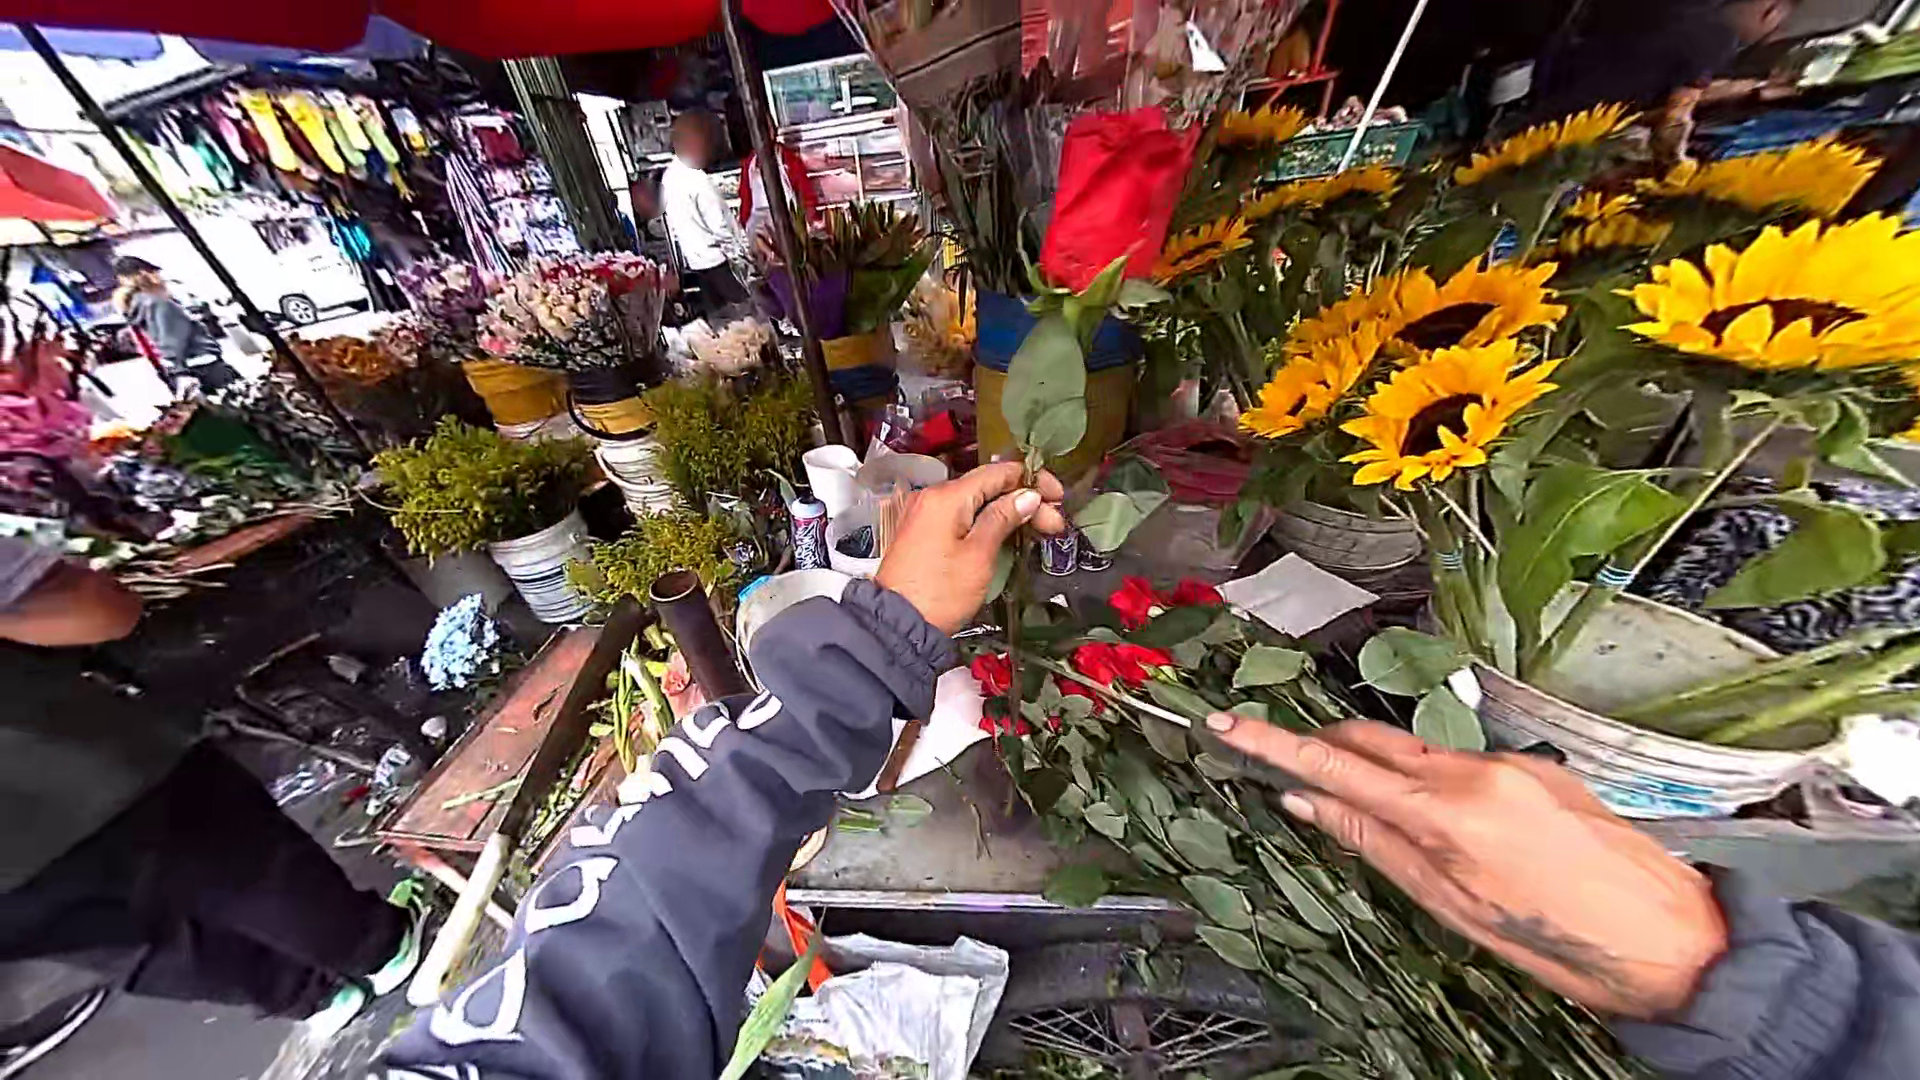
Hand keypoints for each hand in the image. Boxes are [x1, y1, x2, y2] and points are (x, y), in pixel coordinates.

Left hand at [874, 461, 1066, 633]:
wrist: (897, 625)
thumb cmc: (939, 593)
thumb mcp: (979, 555)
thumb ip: (1003, 519)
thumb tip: (1027, 496)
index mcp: (946, 497)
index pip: (997, 472)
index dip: (1031, 480)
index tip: (1057, 495)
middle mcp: (932, 498)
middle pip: (988, 488)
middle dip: (1024, 502)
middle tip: (1053, 525)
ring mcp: (925, 515)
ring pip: (976, 503)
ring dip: (1008, 513)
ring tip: (1038, 531)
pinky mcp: (923, 534)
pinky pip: (961, 517)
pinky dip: (986, 523)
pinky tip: (1008, 535)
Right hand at [1207, 715, 1726, 1018]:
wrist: (1685, 946)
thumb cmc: (1557, 942)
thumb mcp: (1447, 903)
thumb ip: (1369, 839)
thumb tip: (1305, 800)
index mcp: (1442, 814)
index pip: (1331, 764)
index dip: (1271, 742)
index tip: (1226, 722)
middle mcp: (1469, 771)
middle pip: (1364, 737)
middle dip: (1324, 745)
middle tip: (1301, 772)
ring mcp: (1502, 760)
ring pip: (1408, 746)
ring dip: (1380, 767)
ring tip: (1396, 816)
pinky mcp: (1529, 761)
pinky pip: (1452, 756)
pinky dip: (1430, 777)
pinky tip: (1459, 819)